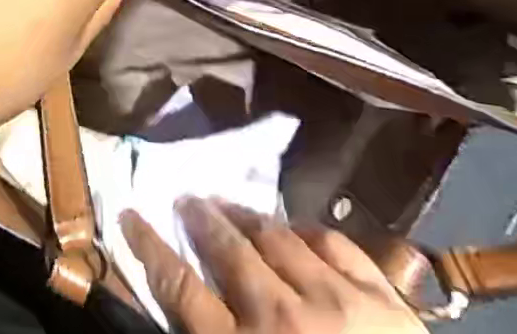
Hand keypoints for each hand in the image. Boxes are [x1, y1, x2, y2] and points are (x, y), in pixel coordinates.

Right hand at [122, 198, 426, 333]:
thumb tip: (192, 313)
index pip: (179, 287)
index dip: (149, 247)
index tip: (131, 216)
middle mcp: (281, 317)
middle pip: (226, 249)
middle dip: (199, 218)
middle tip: (187, 200)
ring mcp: (337, 302)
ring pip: (276, 236)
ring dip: (246, 216)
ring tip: (231, 206)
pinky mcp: (385, 301)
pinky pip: (334, 243)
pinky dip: (307, 231)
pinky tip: (294, 228)